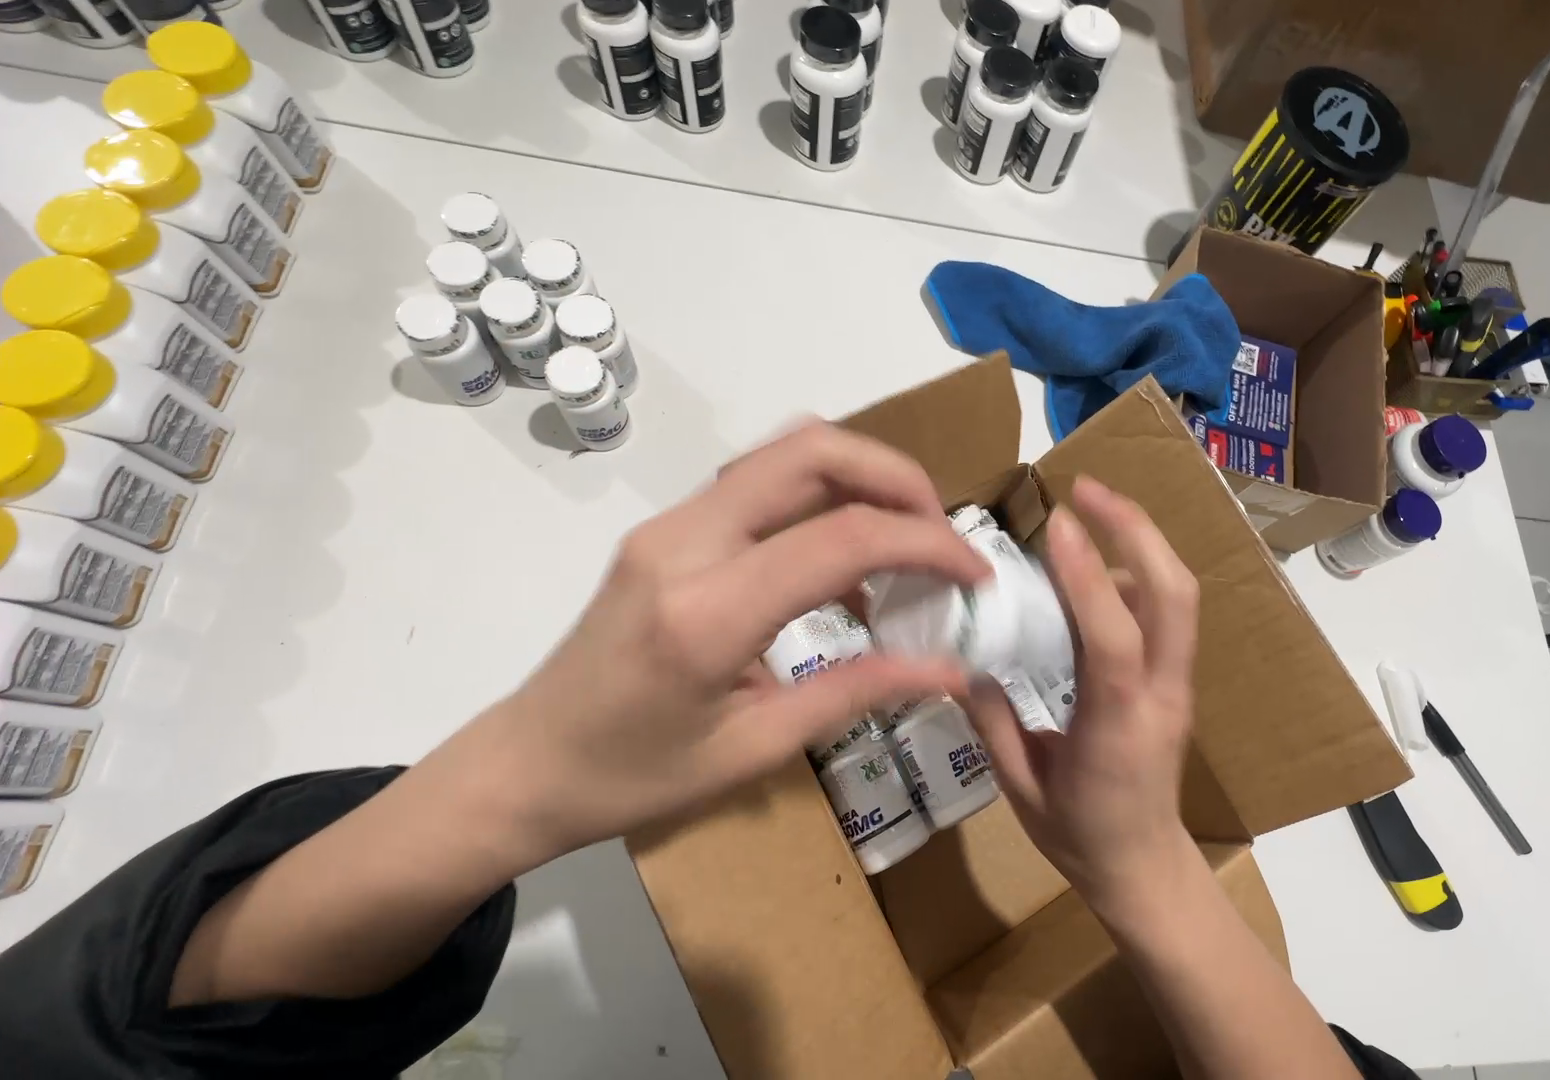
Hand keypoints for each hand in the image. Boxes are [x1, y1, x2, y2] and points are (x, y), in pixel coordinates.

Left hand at [453, 421, 989, 857]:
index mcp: (707, 613)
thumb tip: (951, 668)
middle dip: (899, 477)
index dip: (927, 543)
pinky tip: (844, 562)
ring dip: (862, 476)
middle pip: (812, 451)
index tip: (975, 573)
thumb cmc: (634, 780)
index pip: (842, 537)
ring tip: (906, 537)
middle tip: (942, 533)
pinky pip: (761, 482)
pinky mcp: (667, 527)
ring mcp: (668, 524)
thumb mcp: (754, 752)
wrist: (523, 765)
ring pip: (786, 451)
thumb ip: (857, 694)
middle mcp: (684, 542)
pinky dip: (822, 497)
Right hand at [964, 476, 1200, 910]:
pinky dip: (1138, 572)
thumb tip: (968, 665)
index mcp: (1119, 728)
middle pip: (1175, 596)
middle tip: (1087, 490)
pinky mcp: (1176, 680)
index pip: (1113, 641)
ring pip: (1180, 596)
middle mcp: (1161, 695)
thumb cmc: (1079, 836)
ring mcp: (1177, 685)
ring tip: (1090, 513)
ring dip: (1141, 542)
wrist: (1145, 869)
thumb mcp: (1020, 789)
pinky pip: (1167, 612)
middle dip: (1138, 530)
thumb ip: (994, 725)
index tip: (1057, 522)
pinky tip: (1096, 570)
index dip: (1087, 577)